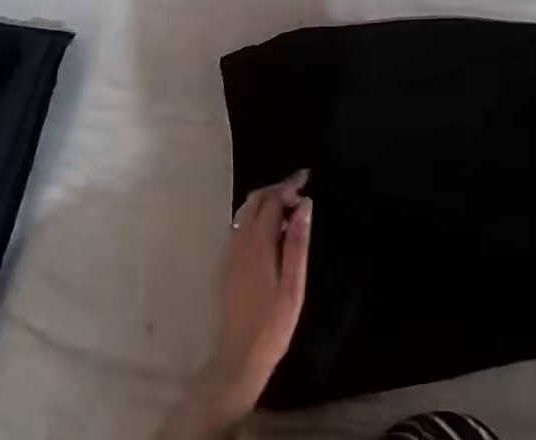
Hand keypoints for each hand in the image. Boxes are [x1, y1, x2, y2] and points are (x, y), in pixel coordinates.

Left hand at [191, 170, 311, 424]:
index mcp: (257, 245)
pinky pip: (240, 225)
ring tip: (289, 206)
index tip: (306, 178)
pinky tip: (272, 228)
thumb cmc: (273, 324)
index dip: (288, 185)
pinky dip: (257, 214)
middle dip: (276, 188)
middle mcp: (240, 243)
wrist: (240, 356)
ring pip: (245, 211)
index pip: (271, 201)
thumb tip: (304, 206)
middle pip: (254, 201)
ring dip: (266, 200)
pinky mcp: (229, 263)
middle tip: (300, 189)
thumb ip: (297, 243)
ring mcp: (231, 253)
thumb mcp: (294, 285)